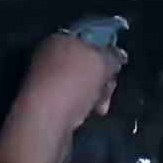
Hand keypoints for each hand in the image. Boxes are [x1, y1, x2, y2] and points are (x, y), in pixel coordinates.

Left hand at [1, 33, 124, 162]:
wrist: (44, 125)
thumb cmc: (73, 82)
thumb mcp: (103, 61)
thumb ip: (113, 56)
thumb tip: (118, 56)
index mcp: (58, 39)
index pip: (88, 38)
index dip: (105, 49)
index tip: (116, 63)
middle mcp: (48, 59)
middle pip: (86, 63)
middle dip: (102, 76)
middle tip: (109, 87)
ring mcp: (46, 84)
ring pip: (82, 85)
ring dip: (96, 94)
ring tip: (101, 107)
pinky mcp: (46, 108)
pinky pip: (73, 102)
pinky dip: (83, 108)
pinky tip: (89, 115)